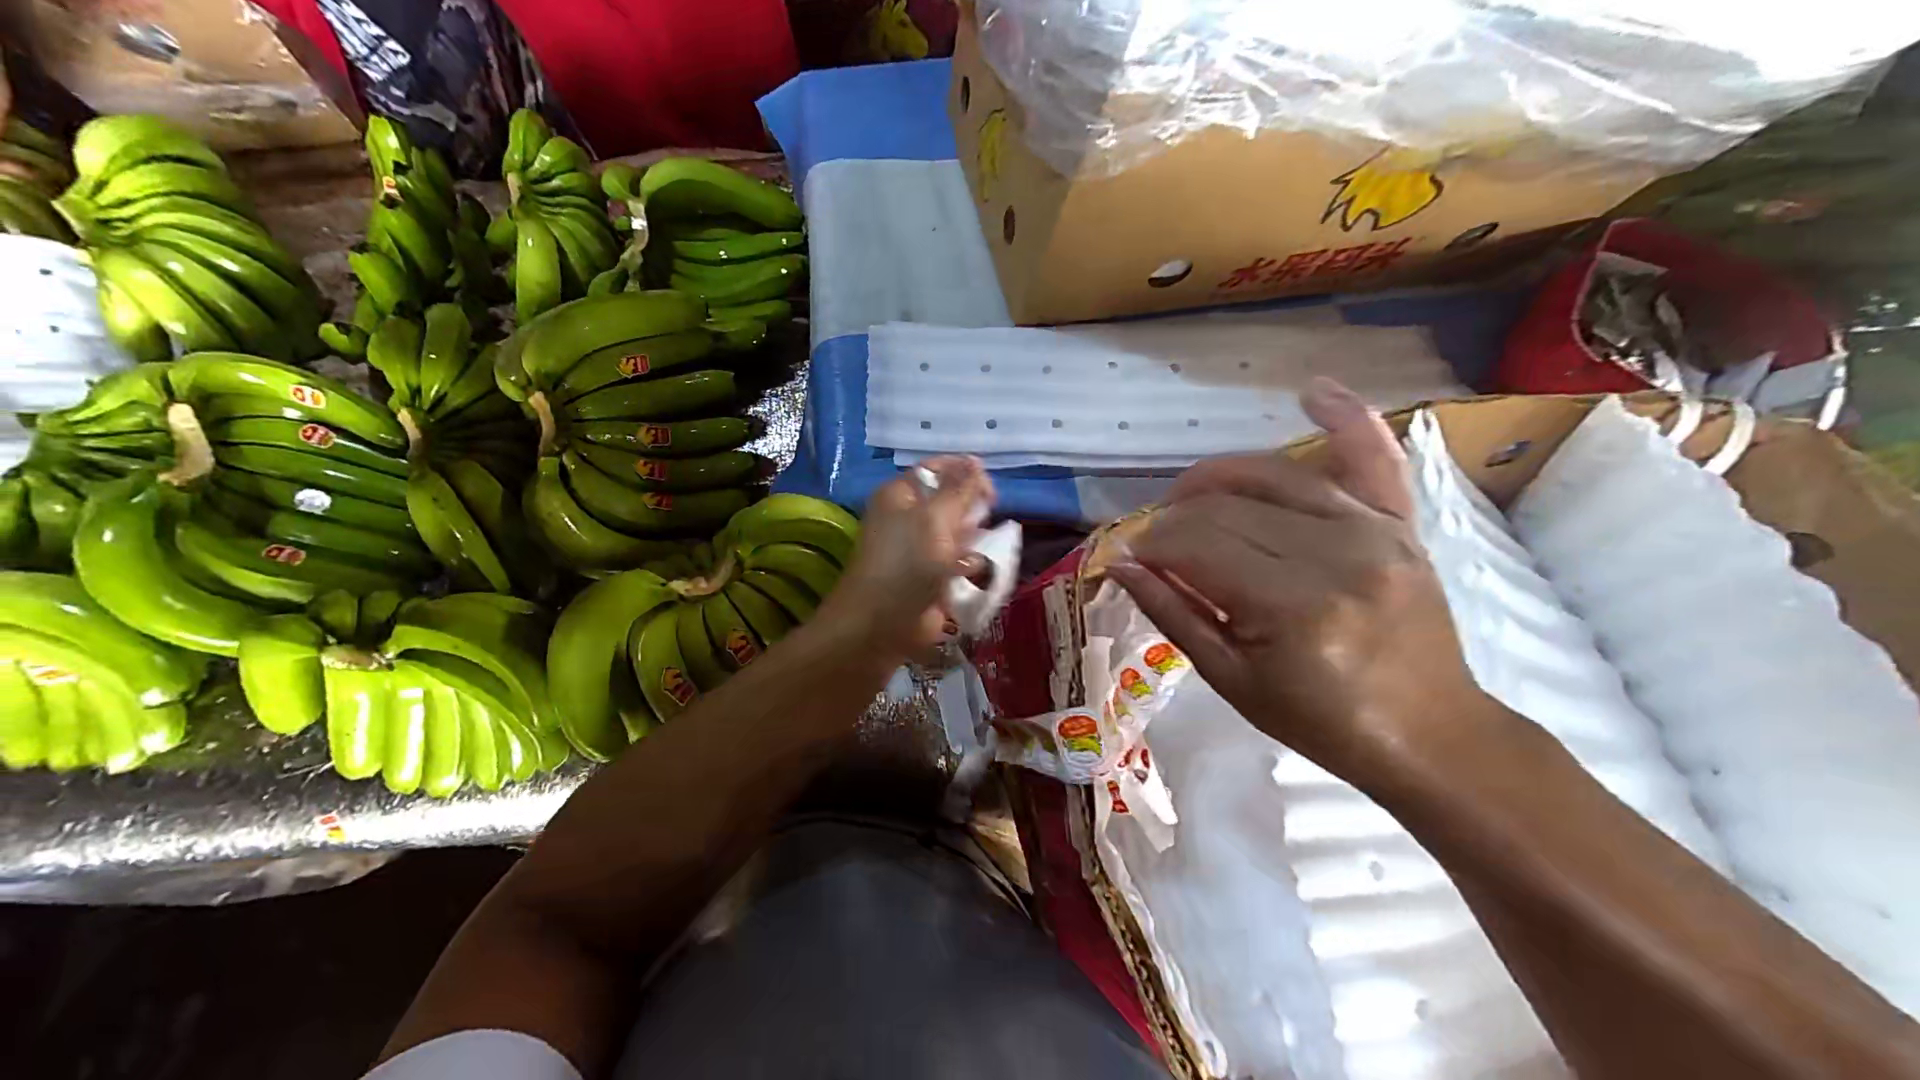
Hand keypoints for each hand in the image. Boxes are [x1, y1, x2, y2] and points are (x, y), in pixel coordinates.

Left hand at [823, 456, 994, 658]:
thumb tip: (976, 462)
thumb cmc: (905, 564)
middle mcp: (911, 518)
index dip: (965, 472)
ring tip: (969, 557)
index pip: (937, 470)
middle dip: (972, 513)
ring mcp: (924, 550)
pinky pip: (964, 564)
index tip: (990, 486)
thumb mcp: (933, 518)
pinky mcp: (936, 578)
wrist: (882, 626)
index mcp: (901, 495)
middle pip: (954, 502)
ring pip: (964, 535)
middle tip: (974, 529)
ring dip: (975, 544)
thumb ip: (959, 489)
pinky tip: (971, 577)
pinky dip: (973, 569)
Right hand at [1109, 379, 1492, 787]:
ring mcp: (1375, 531)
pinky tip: (1311, 391)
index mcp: (1292, 606)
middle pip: (1228, 505)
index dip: (1151, 544)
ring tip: (1186, 498)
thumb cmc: (1321, 722)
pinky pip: (1371, 459)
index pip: (1197, 543)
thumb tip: (1123, 564)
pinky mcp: (1400, 524)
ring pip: (1274, 475)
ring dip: (1217, 478)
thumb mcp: (1232, 681)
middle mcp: (1336, 554)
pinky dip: (1345, 420)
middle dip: (1174, 518)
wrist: (1430, 734)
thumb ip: (1174, 614)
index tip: (1129, 558)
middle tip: (1155, 543)